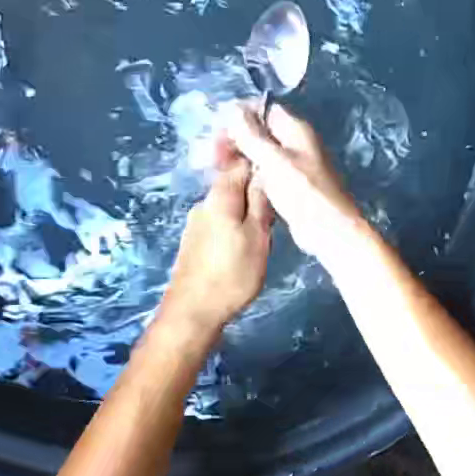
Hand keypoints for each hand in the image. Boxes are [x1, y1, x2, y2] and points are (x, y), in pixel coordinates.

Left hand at [159, 148, 273, 334]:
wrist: (192, 311)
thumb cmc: (232, 274)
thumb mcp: (257, 237)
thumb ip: (260, 203)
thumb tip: (263, 173)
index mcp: (220, 197)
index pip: (241, 164)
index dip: (261, 165)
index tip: (282, 175)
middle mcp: (204, 204)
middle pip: (233, 185)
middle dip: (255, 191)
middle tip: (278, 208)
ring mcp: (196, 223)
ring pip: (228, 206)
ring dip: (246, 211)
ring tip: (266, 230)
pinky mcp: (194, 242)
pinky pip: (220, 222)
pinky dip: (235, 226)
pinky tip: (245, 244)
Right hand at [223, 103, 370, 264]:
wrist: (328, 229)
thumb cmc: (303, 191)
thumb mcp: (273, 160)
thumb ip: (252, 135)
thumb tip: (234, 108)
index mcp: (296, 130)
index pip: (264, 110)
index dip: (240, 117)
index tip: (219, 131)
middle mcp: (295, 143)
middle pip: (261, 132)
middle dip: (237, 139)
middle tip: (214, 155)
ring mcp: (292, 165)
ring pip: (260, 153)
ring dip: (240, 157)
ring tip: (217, 167)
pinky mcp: (288, 186)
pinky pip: (264, 172)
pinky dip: (249, 173)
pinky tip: (232, 180)